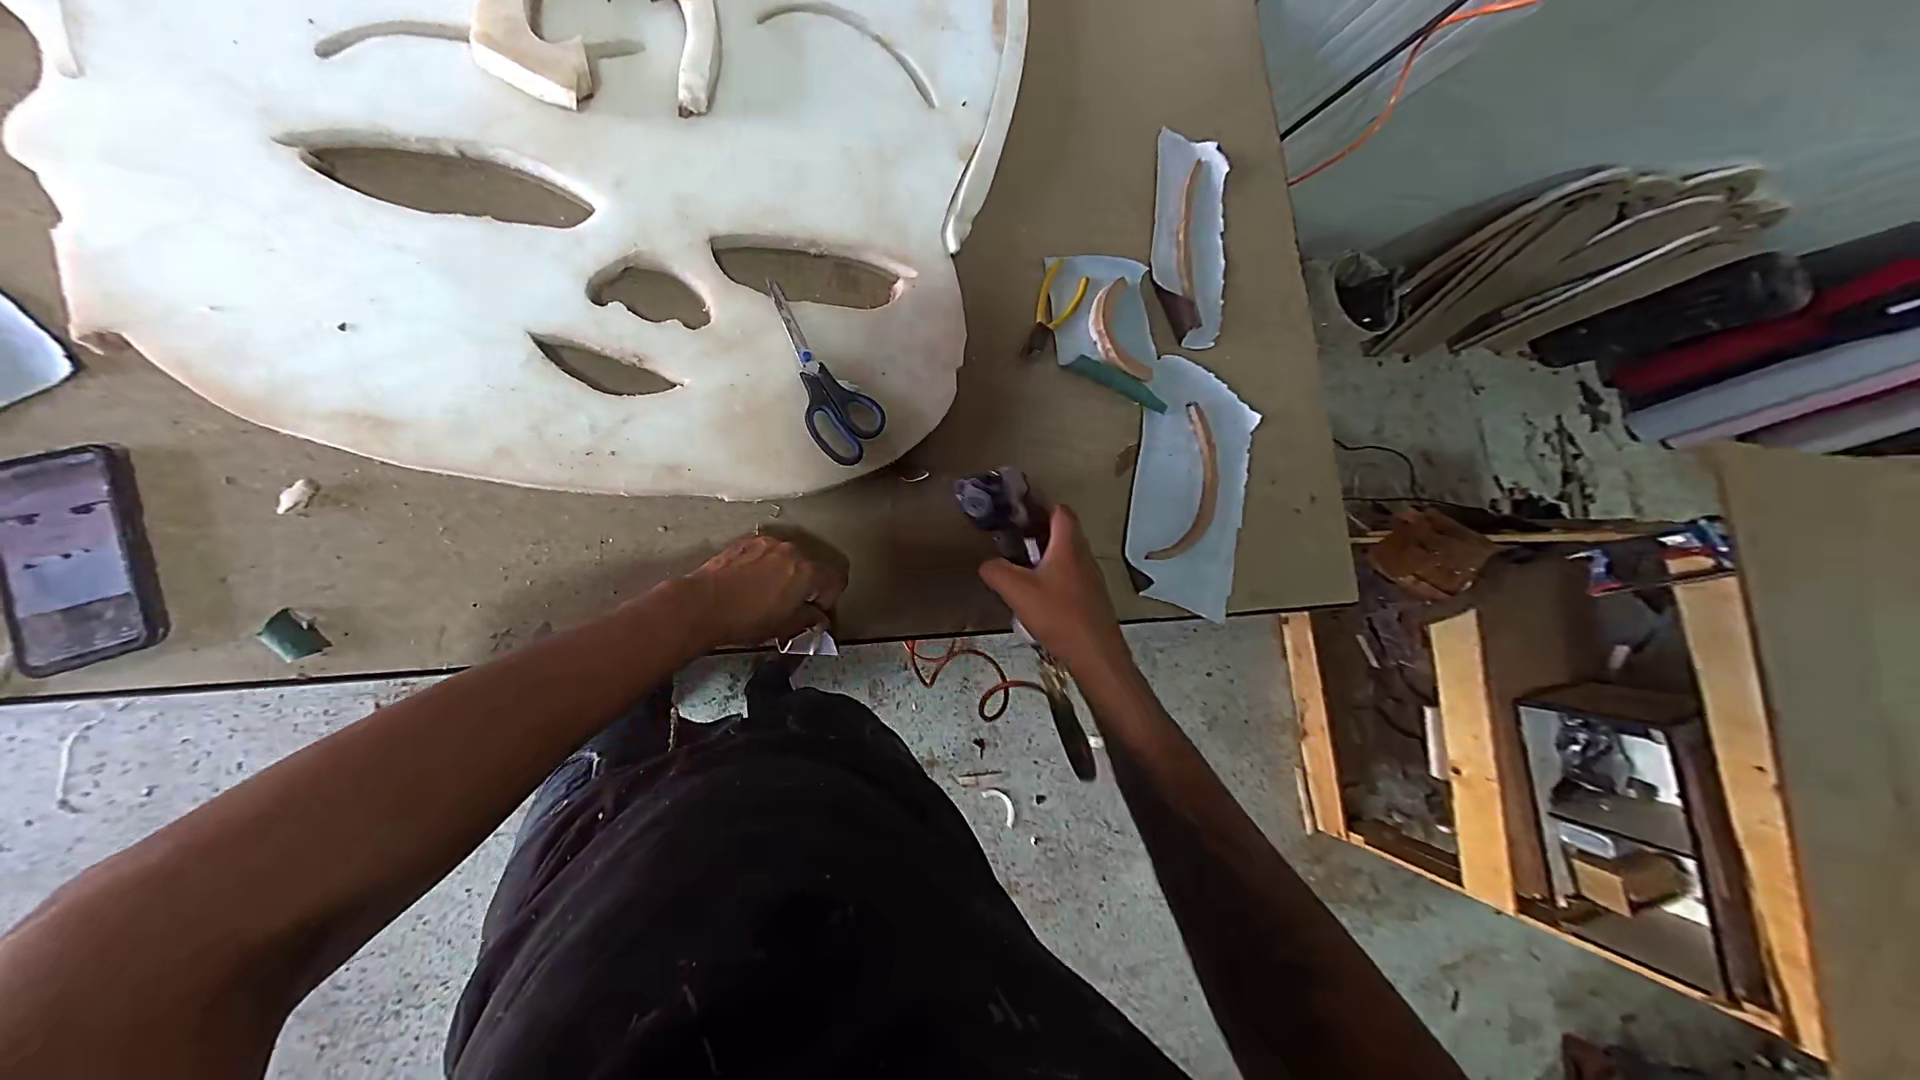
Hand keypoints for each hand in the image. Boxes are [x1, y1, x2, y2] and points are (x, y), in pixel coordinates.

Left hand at [660, 527, 849, 649]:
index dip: (829, 599)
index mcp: (809, 571)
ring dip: (787, 573)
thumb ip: (810, 619)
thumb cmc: (744, 618)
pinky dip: (766, 565)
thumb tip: (817, 617)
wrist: (703, 605)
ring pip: (790, 558)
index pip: (836, 581)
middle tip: (794, 605)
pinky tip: (752, 583)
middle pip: (814, 566)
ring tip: (769, 594)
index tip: (817, 612)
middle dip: (808, 585)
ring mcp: (768, 544)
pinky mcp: (747, 542)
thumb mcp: (786, 626)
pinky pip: (767, 553)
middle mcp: (792, 551)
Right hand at [977, 505, 1131, 673]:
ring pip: (1067, 555)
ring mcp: (1090, 578)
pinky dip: (1054, 575)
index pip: (1060, 512)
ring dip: (1046, 555)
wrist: (1095, 652)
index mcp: (1068, 546)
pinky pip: (1071, 576)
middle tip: (1015, 537)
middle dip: (1040, 531)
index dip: (1041, 506)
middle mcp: (1083, 556)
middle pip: (1064, 532)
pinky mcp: (1091, 598)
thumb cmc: (1058, 614)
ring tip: (1022, 566)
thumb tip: (987, 564)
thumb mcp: (1017, 591)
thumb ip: (996, 571)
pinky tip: (1038, 594)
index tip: (1020, 511)